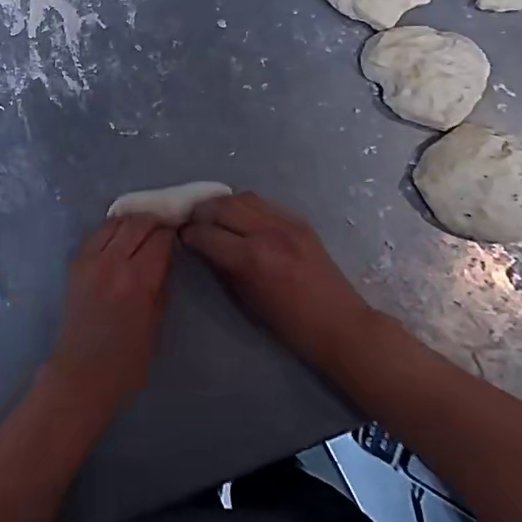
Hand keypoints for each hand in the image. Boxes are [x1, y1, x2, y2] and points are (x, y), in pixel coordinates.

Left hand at [43, 216, 175, 411]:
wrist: (81, 374)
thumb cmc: (127, 361)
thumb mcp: (156, 324)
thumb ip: (161, 285)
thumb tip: (166, 258)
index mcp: (137, 281)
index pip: (159, 239)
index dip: (171, 234)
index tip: (177, 236)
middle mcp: (112, 263)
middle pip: (137, 223)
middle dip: (153, 223)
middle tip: (162, 230)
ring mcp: (90, 260)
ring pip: (114, 222)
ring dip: (131, 222)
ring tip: (141, 231)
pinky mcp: (75, 264)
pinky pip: (96, 235)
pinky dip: (111, 231)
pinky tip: (119, 240)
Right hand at [183, 193, 379, 370]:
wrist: (339, 323)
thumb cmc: (288, 324)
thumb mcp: (245, 299)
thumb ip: (222, 267)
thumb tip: (202, 247)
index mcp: (251, 259)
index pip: (206, 233)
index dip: (188, 234)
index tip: (182, 237)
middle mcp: (267, 232)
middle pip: (221, 206)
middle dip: (201, 212)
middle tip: (193, 222)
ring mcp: (286, 222)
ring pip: (242, 197)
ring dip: (223, 204)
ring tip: (215, 216)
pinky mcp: (299, 220)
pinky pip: (264, 203)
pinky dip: (246, 206)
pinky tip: (242, 218)